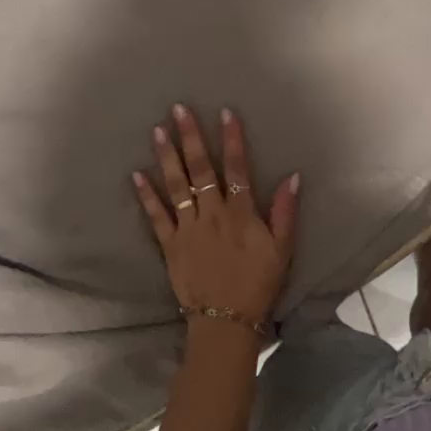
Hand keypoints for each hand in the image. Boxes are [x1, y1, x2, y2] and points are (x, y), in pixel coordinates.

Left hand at [131, 103, 298, 325]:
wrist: (226, 322)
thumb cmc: (258, 283)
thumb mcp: (282, 249)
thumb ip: (286, 211)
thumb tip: (293, 175)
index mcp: (240, 213)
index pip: (237, 168)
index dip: (231, 138)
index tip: (225, 112)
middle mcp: (212, 213)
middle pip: (201, 168)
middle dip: (190, 137)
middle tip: (178, 109)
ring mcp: (188, 228)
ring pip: (177, 185)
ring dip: (167, 156)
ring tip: (157, 130)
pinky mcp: (170, 245)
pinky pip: (156, 216)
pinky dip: (146, 196)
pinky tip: (137, 174)